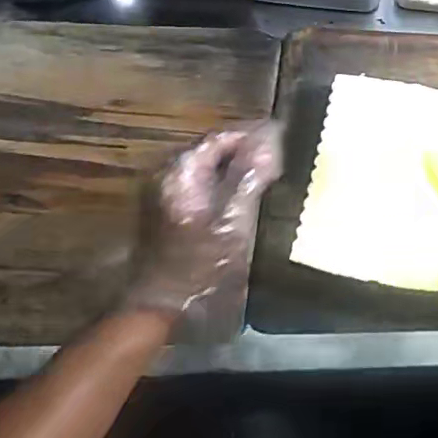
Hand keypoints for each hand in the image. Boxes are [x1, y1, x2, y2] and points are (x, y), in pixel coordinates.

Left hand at [127, 122, 282, 316]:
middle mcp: (166, 172)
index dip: (250, 136)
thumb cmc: (197, 262)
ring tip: (263, 172)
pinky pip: (197, 181)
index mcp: (181, 171)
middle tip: (274, 157)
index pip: (220, 137)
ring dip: (232, 166)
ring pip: (205, 165)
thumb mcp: (232, 220)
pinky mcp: (163, 205)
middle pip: (211, 149)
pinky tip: (239, 192)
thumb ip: (249, 179)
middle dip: (242, 150)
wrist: (159, 302)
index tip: (278, 139)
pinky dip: (219, 181)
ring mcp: (162, 189)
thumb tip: (268, 144)